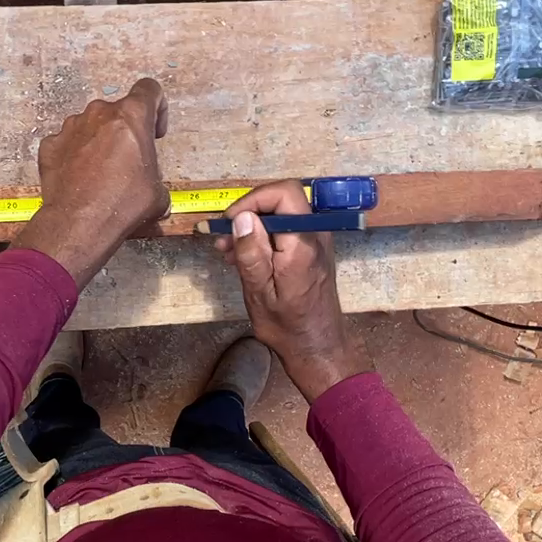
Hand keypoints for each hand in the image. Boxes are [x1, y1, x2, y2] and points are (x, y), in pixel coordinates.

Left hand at [12, 78, 169, 287]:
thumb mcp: (158, 193)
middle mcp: (99, 113)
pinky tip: (79, 180)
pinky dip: (74, 157)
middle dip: (124, 132)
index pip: (150, 89)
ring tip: (101, 174)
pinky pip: (67, 144)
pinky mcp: (50, 144)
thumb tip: (154, 192)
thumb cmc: (122, 204)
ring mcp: (71, 127)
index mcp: (132, 116)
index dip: (157, 109)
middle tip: (128, 162)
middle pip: (118, 112)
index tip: (154, 133)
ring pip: (90, 126)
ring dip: (98, 143)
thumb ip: (156, 177)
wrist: (79, 223)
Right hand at [213, 181, 372, 400]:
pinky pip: (286, 229)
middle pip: (283, 198)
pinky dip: (264, 235)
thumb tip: (242, 216)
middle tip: (224, 237)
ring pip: (283, 213)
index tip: (230, 222)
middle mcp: (316, 235)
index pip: (284, 193)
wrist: (317, 347)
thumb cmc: (286, 326)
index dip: (253, 199)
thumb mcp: (259, 292)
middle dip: (250, 211)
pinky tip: (245, 257)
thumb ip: (251, 252)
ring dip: (254, 224)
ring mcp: (317, 241)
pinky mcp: (312, 250)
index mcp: (303, 243)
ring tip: (228, 251)